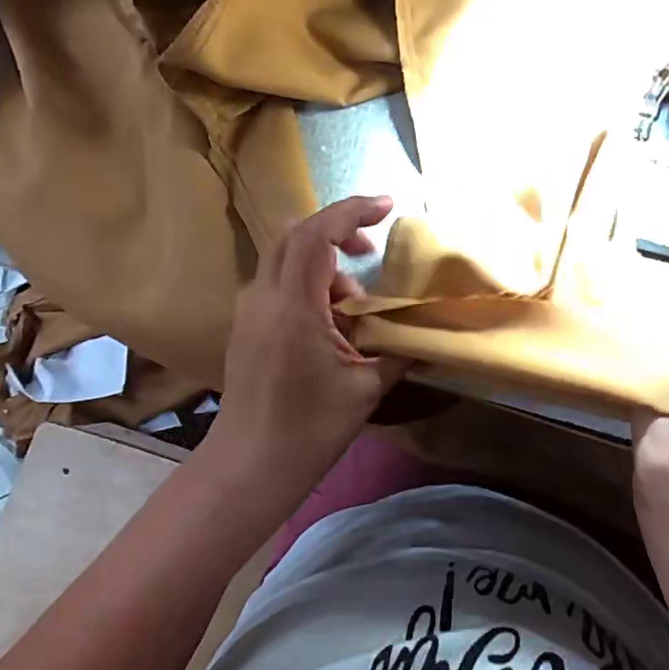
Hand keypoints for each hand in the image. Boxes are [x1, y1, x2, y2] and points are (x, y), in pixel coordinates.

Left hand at [207, 196, 408, 496]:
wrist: (251, 463)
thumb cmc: (310, 429)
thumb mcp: (365, 388)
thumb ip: (396, 351)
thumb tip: (423, 335)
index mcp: (293, 306)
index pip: (317, 234)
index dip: (352, 211)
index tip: (388, 206)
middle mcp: (263, 298)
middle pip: (294, 235)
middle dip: (336, 230)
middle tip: (369, 248)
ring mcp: (249, 312)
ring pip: (284, 262)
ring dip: (323, 267)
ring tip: (356, 308)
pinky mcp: (245, 328)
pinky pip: (277, 287)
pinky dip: (307, 288)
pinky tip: (330, 325)